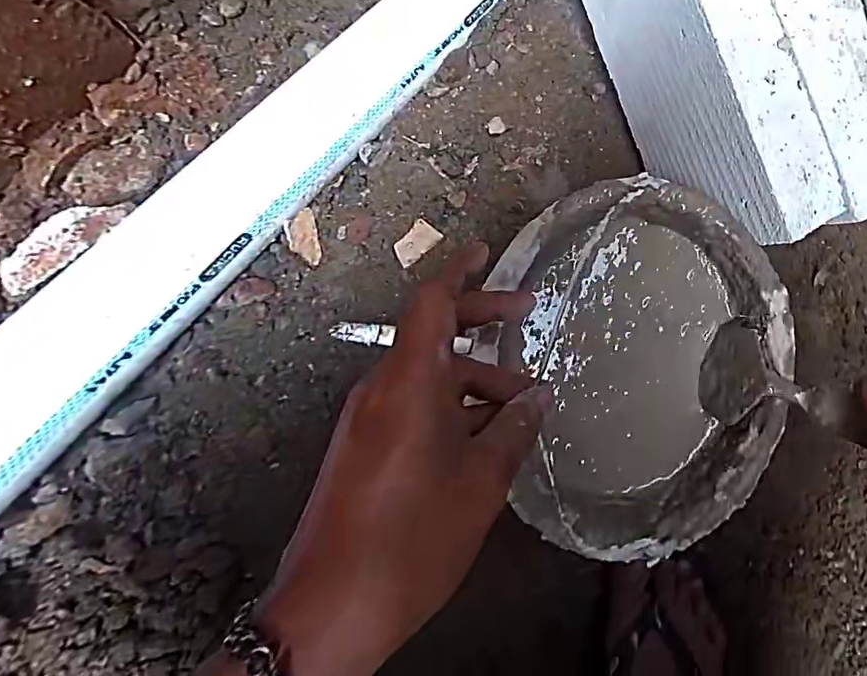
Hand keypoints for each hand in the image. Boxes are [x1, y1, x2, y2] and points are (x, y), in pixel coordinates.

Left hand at [249, 243, 549, 675]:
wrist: (326, 616)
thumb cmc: (413, 537)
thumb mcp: (482, 480)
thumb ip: (514, 428)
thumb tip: (540, 395)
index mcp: (409, 384)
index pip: (431, 304)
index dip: (459, 270)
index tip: (484, 250)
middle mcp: (382, 391)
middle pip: (433, 331)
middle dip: (482, 317)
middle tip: (525, 312)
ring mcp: (369, 421)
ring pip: (429, 373)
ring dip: (476, 375)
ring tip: (522, 401)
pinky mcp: (365, 449)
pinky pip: (415, 403)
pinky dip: (454, 402)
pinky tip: (488, 432)